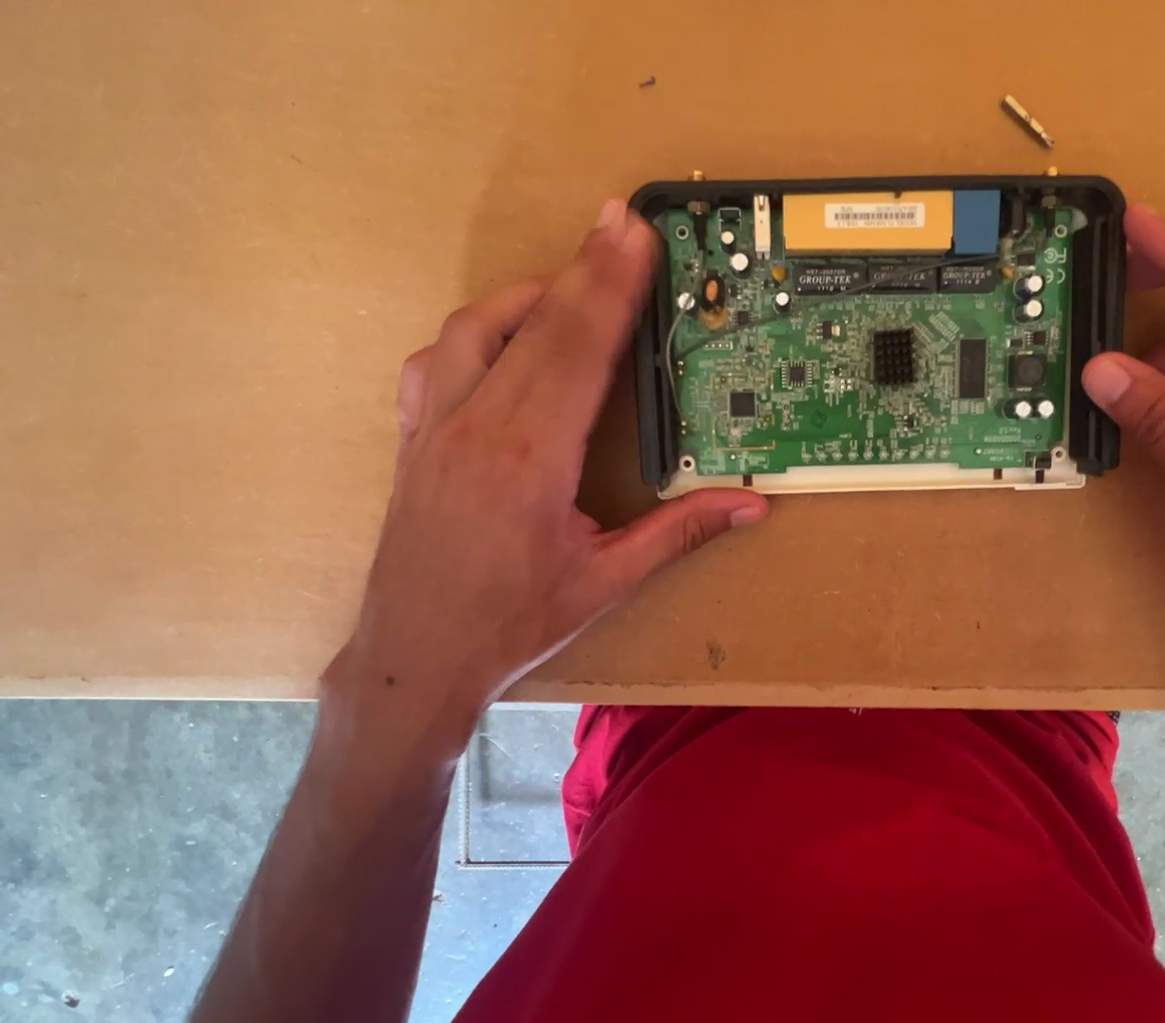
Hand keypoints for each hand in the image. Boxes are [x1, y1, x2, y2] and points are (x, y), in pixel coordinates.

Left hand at [325, 200, 768, 753]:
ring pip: (476, 328)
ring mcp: (434, 428)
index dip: (609, 287)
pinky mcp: (413, 439)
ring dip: (529, 294)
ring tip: (572, 279)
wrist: (413, 659)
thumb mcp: (606, 583)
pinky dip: (475, 332)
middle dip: (584, 268)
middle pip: (536, 324)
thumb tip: (751, 506)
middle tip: (620, 221)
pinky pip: (436, 360)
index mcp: (529, 460)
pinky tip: (499, 337)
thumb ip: (679, 533)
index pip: (578, 350)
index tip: (632, 234)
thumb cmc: (511, 626)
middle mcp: (476, 427)